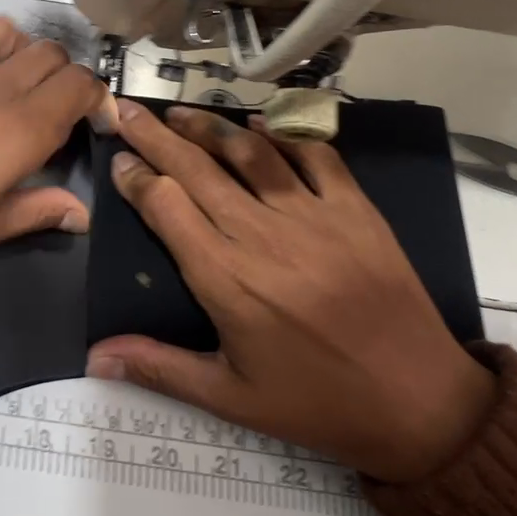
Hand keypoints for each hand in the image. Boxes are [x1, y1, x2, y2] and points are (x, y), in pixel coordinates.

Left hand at [0, 17, 113, 277]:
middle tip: (55, 111)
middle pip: (52, 54)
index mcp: (22, 129)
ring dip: (22, 51)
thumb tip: (82, 212)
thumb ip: (37, 211)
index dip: (97, 99)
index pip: (81, 86)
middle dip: (65, 76)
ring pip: (9, 31)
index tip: (95, 123)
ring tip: (15, 86)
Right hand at [85, 103, 493, 482]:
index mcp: (225, 279)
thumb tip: (95, 357)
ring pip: (248, 153)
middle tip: (127, 110)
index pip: (165, 206)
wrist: (421, 404)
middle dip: (155, 136)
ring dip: (208, 127)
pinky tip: (258, 122)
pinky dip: (283, 132)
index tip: (118, 161)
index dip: (136, 178)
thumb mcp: (231, 398)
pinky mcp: (355, 209)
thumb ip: (160, 368)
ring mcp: (312, 216)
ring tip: (179, 112)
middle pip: (196, 169)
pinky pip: (314, 155)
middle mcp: (261, 235)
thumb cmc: (318, 403)